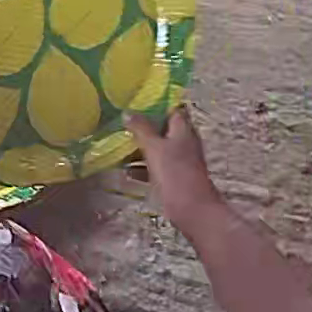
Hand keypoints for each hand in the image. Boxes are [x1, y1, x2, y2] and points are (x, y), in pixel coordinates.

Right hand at [126, 106, 226, 233]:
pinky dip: (143, 166)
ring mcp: (180, 160)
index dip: (156, 103)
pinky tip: (125, 170)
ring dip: (141, 147)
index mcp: (183, 128)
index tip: (136, 102)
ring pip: (158, 148)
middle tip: (122, 124)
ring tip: (119, 145)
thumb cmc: (174, 172)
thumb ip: (141, 128)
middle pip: (163, 128)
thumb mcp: (154, 147)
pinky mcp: (175, 177)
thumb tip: (128, 112)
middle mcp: (184, 141)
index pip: (172, 108)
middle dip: (143, 126)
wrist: (192, 209)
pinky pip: (157, 166)